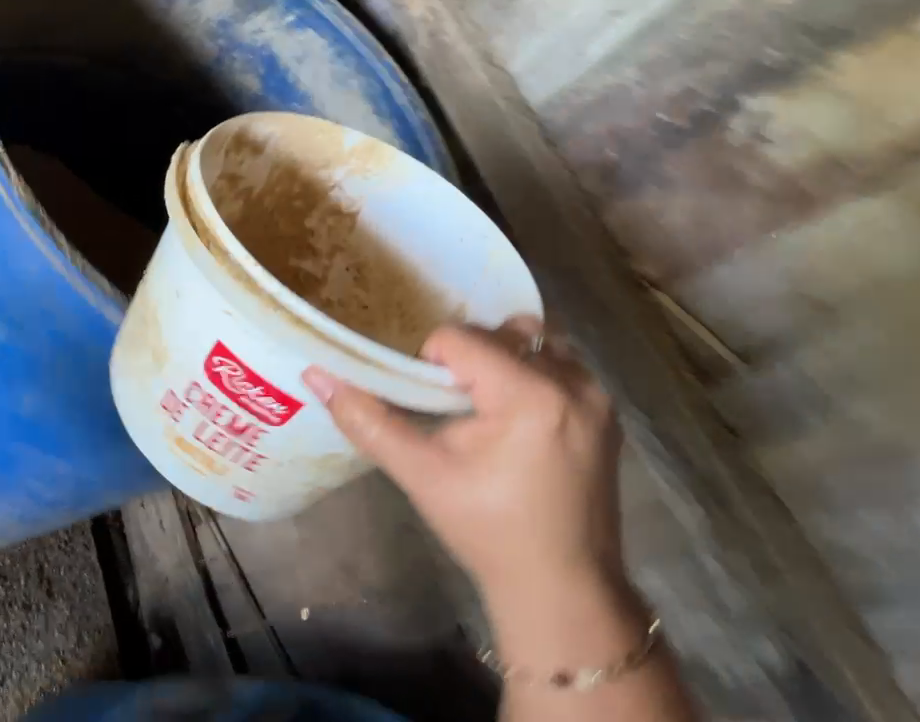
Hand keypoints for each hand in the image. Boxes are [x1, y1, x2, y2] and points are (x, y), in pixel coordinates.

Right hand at [302, 317, 623, 597]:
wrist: (563, 587)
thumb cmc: (489, 529)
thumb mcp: (421, 475)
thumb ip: (367, 420)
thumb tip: (314, 374)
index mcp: (529, 395)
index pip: (458, 339)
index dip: (427, 362)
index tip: (422, 402)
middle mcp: (573, 383)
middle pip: (497, 332)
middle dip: (463, 357)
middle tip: (442, 399)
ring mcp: (596, 398)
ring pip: (535, 340)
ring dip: (499, 356)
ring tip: (476, 398)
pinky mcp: (604, 413)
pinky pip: (559, 363)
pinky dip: (528, 370)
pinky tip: (506, 412)